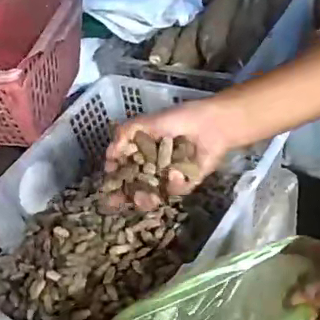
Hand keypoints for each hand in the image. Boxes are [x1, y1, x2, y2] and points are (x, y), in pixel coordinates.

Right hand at [105, 99, 236, 195]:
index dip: (116, 177)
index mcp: (143, 152)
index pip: (125, 169)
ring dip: (146, 198)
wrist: (211, 123)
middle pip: (137, 186)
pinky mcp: (187, 182)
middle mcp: (155, 166)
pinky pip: (177, 189)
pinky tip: (174, 173)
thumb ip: (125, 134)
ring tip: (143, 197)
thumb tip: (109, 153)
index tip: (108, 183)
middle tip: (117, 201)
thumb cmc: (179, 118)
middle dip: (126, 194)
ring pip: (154, 193)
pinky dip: (174, 183)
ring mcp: (171, 176)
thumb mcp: (147, 122)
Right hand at [284, 238, 319, 319]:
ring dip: (314, 302)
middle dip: (301, 281)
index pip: (302, 245)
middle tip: (286, 291)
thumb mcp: (313, 290)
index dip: (288, 250)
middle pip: (316, 268)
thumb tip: (287, 299)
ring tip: (300, 316)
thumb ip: (297, 293)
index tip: (276, 258)